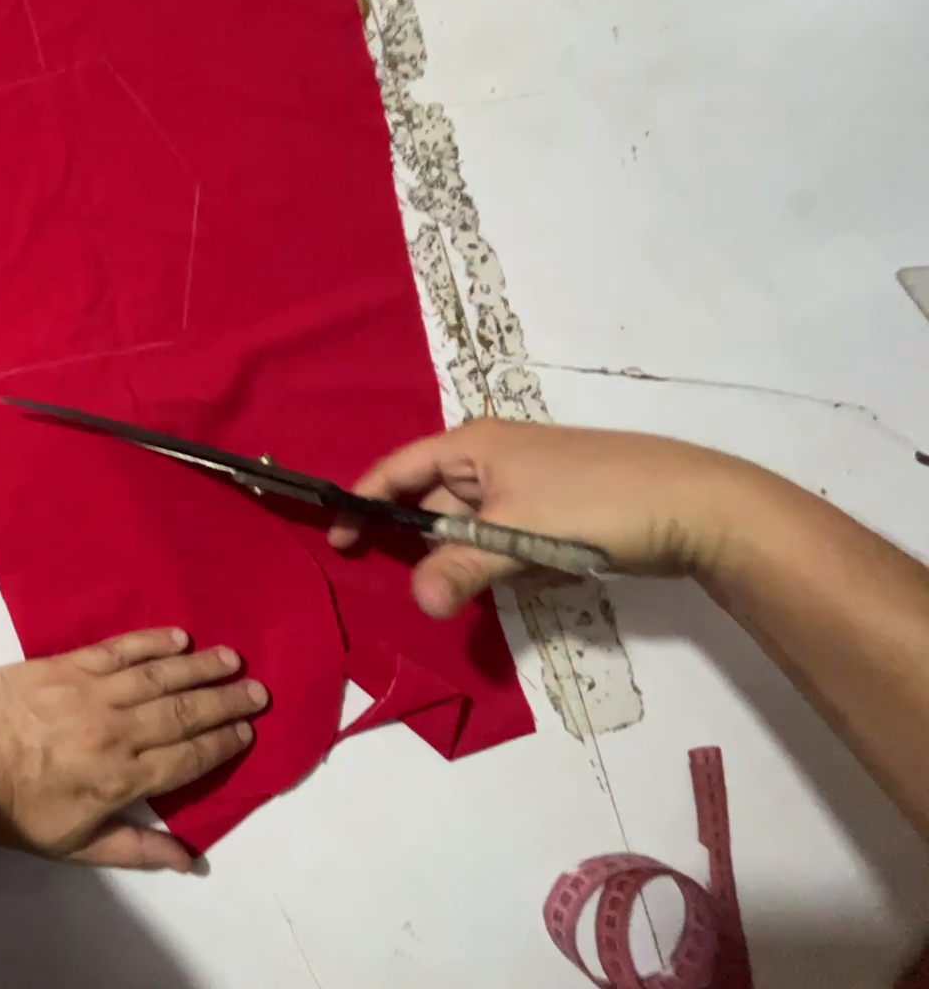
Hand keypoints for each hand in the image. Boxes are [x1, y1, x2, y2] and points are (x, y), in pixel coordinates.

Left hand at [0, 628, 266, 871]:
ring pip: (157, 676)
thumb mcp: (76, 846)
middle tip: (257, 690)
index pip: (187, 758)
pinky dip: (150, 642)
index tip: (247, 730)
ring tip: (230, 658)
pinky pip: (117, 650)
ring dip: (198, 667)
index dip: (221, 743)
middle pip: (182, 713)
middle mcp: (114, 731)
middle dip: (224, 702)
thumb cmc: (14, 811)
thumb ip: (137, 851)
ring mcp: (90, 693)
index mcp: (120, 779)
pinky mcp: (64, 665)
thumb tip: (193, 861)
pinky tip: (177, 637)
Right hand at [328, 418, 767, 617]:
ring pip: (468, 525)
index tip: (340, 540)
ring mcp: (522, 482)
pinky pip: (500, 535)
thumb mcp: (519, 534)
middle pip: (431, 503)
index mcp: (470, 445)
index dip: (362, 503)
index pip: (396, 471)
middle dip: (421, 543)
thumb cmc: (596, 502)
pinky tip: (518, 576)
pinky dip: (498, 558)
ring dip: (465, 556)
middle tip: (410, 580)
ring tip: (473, 581)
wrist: (710, 506)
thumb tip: (417, 604)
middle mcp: (489, 457)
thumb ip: (461, 568)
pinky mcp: (550, 508)